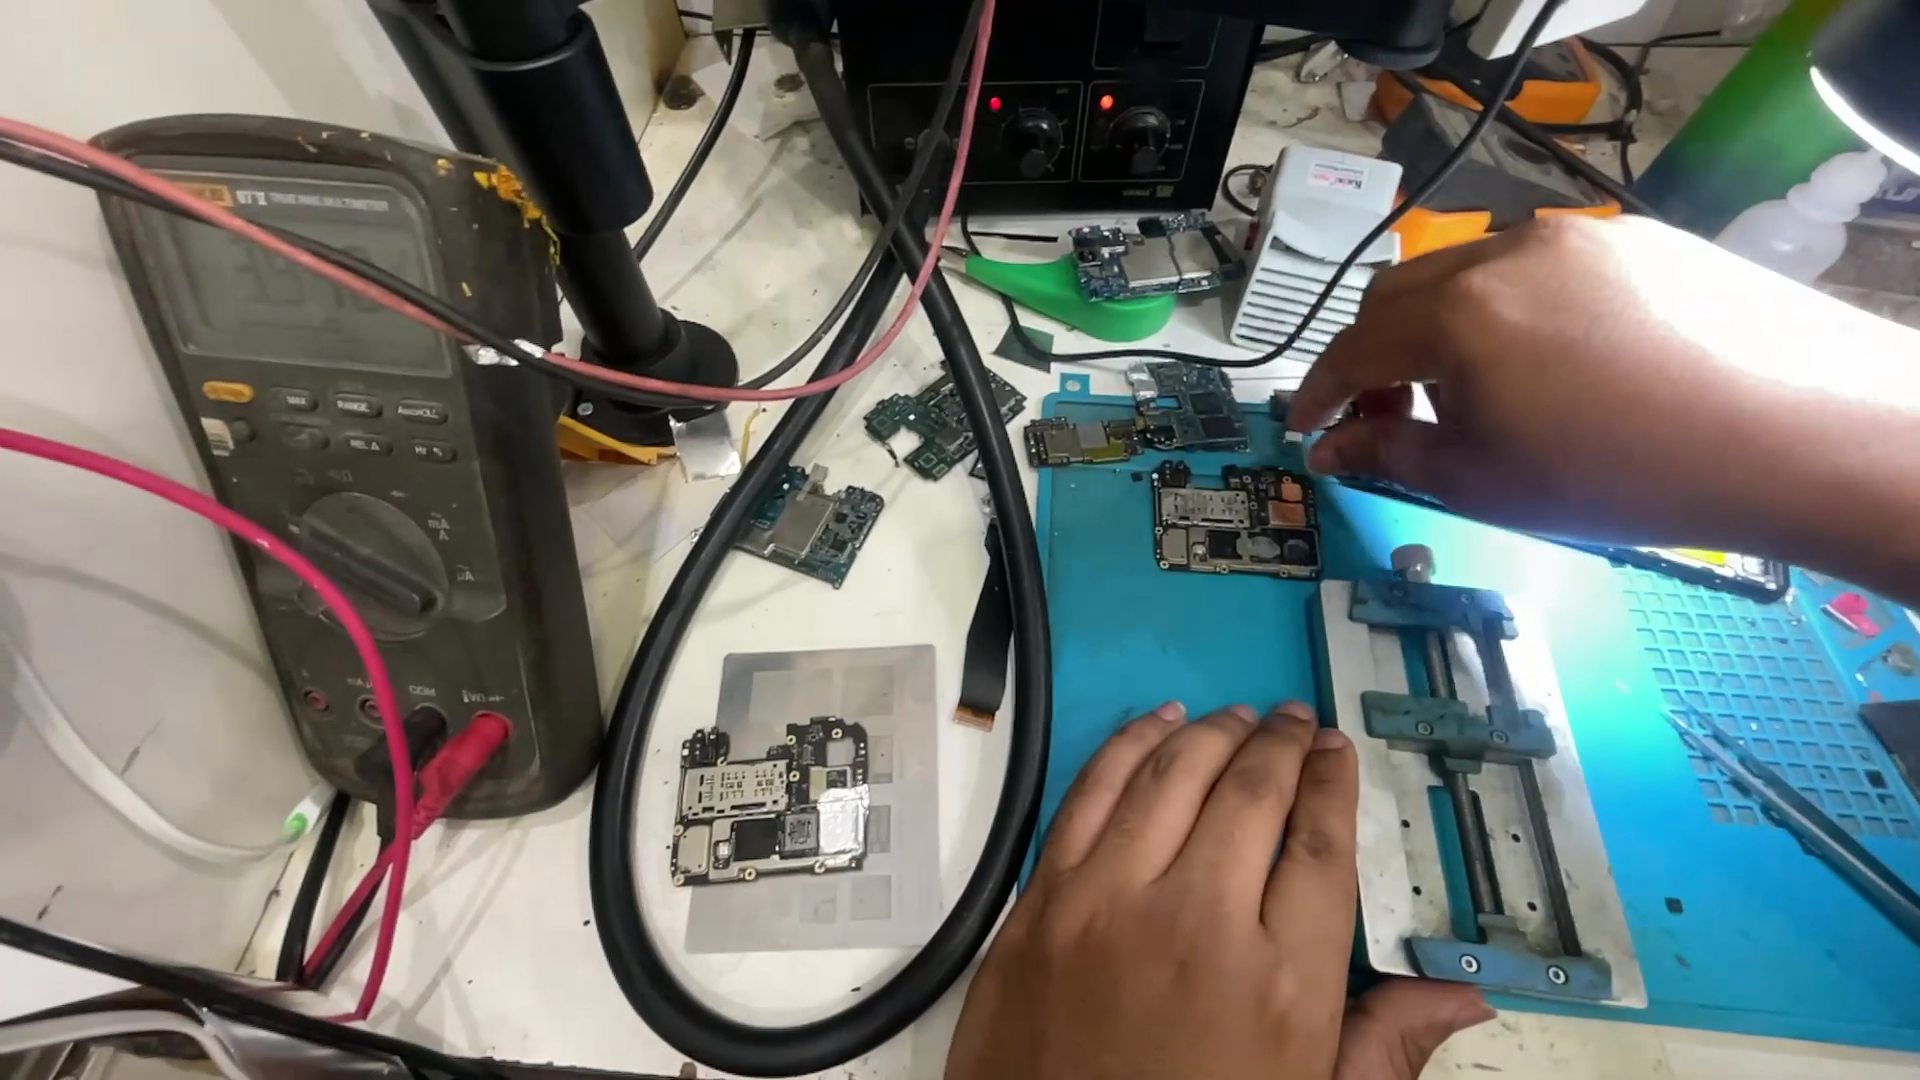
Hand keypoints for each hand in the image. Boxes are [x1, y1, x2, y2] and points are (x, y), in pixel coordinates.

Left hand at [945, 701, 1492, 1079]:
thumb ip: (1380, 1049)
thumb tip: (1463, 995)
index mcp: (1279, 983)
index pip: (1319, 847)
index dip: (1332, 785)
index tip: (1335, 749)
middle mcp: (1197, 917)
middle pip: (1250, 794)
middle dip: (1280, 745)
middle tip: (1294, 718)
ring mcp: (1109, 894)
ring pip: (1171, 775)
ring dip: (1211, 732)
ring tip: (1239, 714)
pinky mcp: (1045, 889)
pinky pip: (1090, 790)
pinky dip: (1127, 743)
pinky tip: (1157, 720)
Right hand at [1287, 214, 1919, 553]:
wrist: (1807, 438)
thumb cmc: (1615, 474)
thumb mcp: (1475, 479)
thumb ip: (1383, 453)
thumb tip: (1326, 449)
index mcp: (1455, 316)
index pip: (1350, 349)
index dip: (1315, 392)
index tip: (1301, 426)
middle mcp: (1501, 256)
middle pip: (1391, 297)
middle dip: (1367, 359)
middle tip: (1382, 417)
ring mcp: (1572, 239)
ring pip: (1455, 274)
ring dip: (1426, 330)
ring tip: (1460, 389)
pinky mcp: (1630, 240)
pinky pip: (1525, 268)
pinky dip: (1492, 311)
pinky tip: (1531, 360)